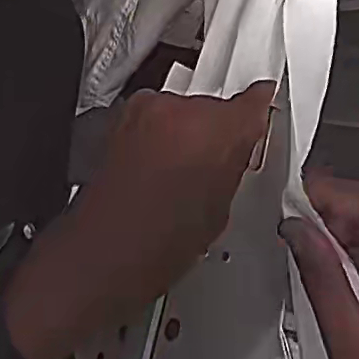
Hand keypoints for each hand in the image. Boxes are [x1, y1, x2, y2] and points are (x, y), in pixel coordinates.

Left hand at [2, 81, 276, 358]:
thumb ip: (236, 166)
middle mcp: (183, 110)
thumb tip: (241, 148)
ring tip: (181, 173)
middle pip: (219, 106)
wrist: (95, 258)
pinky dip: (164, 132)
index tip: (263, 109)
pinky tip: (160, 168)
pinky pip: (161, 114)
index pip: (254, 100)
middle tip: (217, 167)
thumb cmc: (149, 248)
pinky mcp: (126, 116)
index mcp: (217, 131)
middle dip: (221, 131)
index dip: (261, 108)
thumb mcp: (218, 212)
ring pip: (188, 108)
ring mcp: (151, 109)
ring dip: (189, 131)